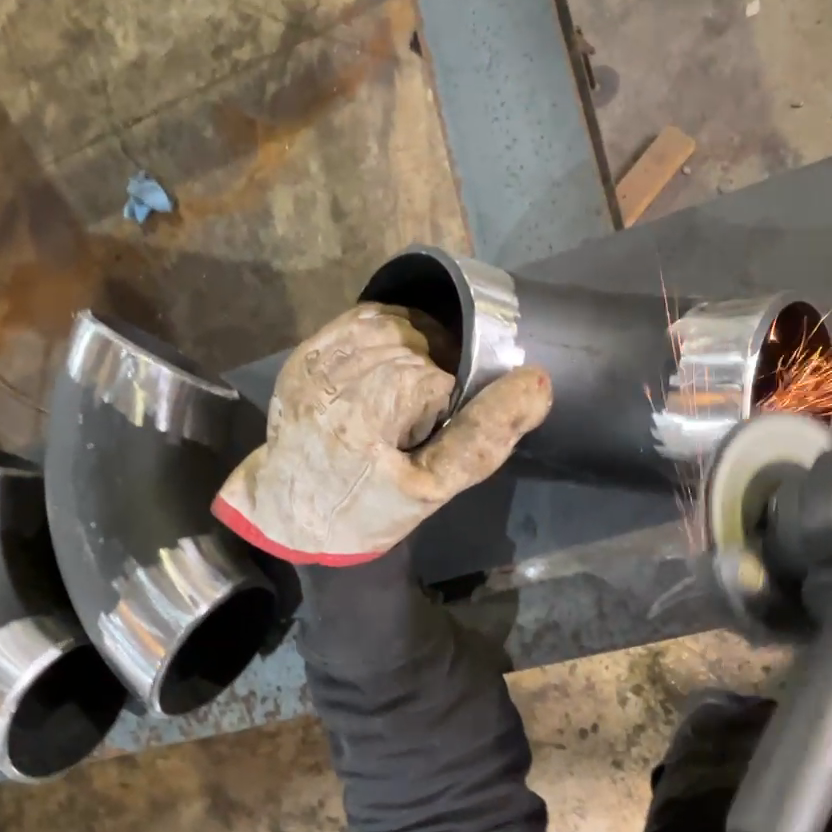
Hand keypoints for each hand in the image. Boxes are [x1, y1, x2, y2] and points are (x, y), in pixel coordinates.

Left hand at [213, 303, 552, 565]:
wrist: (294, 512)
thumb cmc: (368, 509)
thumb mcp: (433, 488)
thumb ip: (483, 439)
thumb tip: (537, 383)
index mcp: (362, 419)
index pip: (433, 378)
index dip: (447, 398)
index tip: (434, 429)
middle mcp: (331, 382)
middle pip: (412, 346)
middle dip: (433, 371)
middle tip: (427, 411)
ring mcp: (312, 365)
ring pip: (389, 326)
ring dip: (417, 345)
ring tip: (415, 385)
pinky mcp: (302, 356)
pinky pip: (359, 320)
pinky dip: (389, 330)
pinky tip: (395, 360)